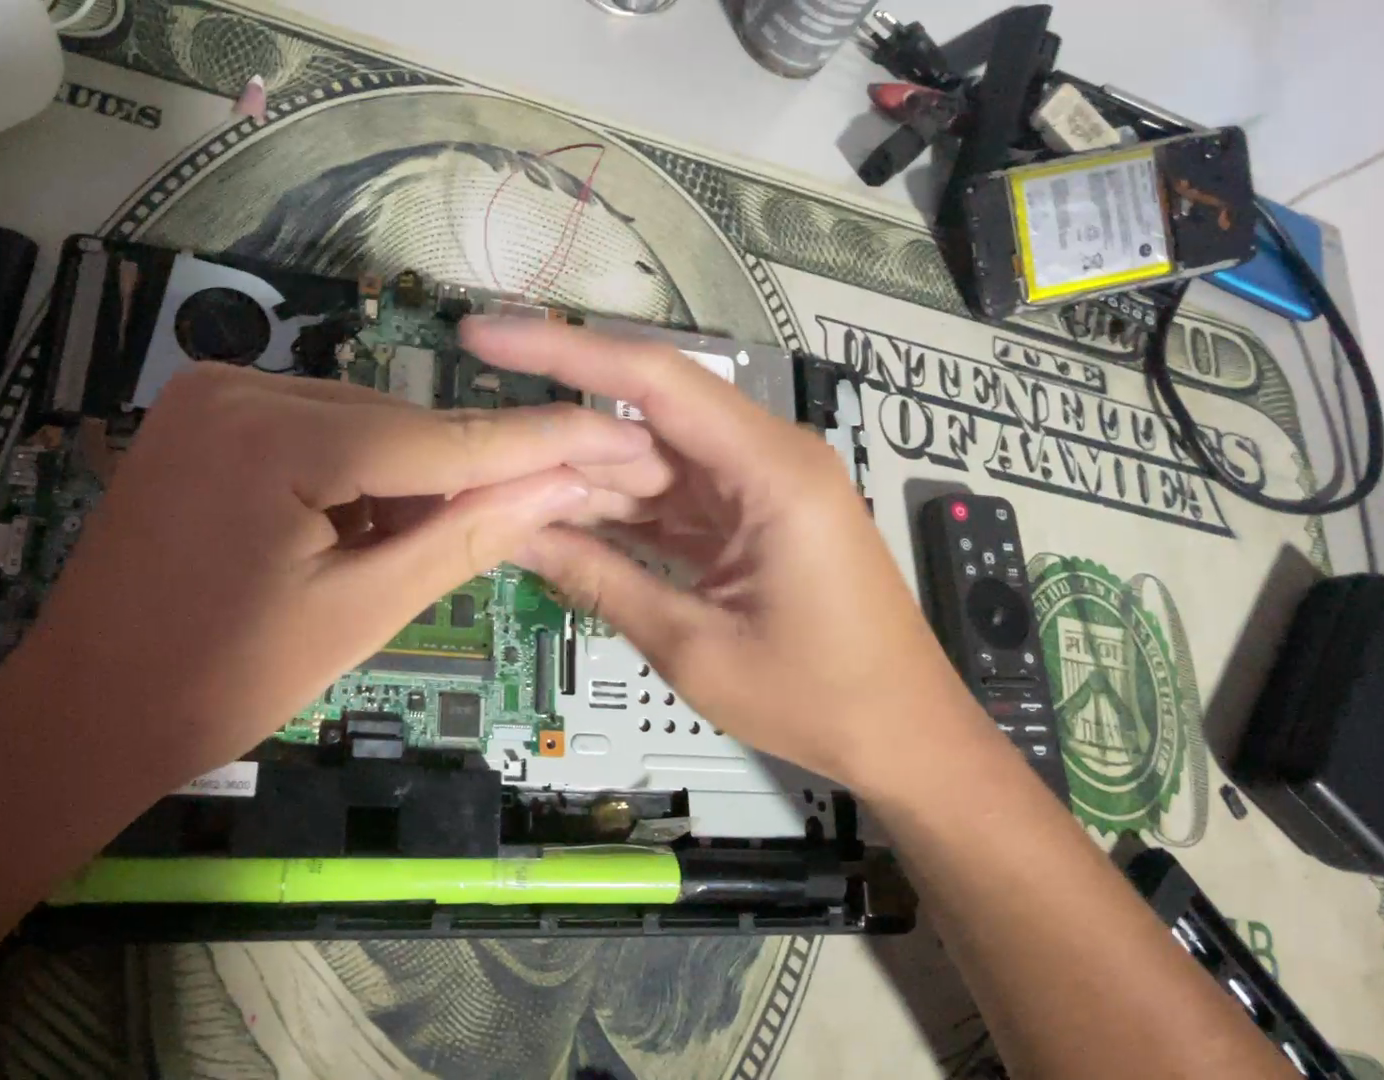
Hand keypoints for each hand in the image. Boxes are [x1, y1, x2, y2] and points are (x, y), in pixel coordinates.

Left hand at [5, 362, 663, 783]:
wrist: (86, 712)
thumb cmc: (222, 682)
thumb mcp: (361, 612)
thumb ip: (466, 537)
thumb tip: (564, 488)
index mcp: (278, 435)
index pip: (443, 436)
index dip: (541, 442)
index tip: (619, 437)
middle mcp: (241, 386)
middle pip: (400, 425)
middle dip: (467, 472)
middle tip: (533, 512)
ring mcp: (212, 396)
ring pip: (358, 424)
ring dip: (407, 478)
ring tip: (416, 547)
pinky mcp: (199, 419)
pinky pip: (310, 431)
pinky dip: (352, 473)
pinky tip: (357, 527)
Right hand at [463, 318, 985, 789]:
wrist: (904, 738)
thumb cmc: (817, 697)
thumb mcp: (693, 646)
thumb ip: (600, 582)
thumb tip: (513, 535)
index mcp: (771, 471)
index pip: (653, 382)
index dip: (563, 351)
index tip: (488, 336)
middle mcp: (767, 457)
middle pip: (645, 417)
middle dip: (560, 428)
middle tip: (479, 439)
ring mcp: (758, 486)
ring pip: (650, 458)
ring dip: (582, 473)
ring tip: (502, 480)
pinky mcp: (749, 516)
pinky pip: (670, 496)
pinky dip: (618, 509)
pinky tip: (559, 516)